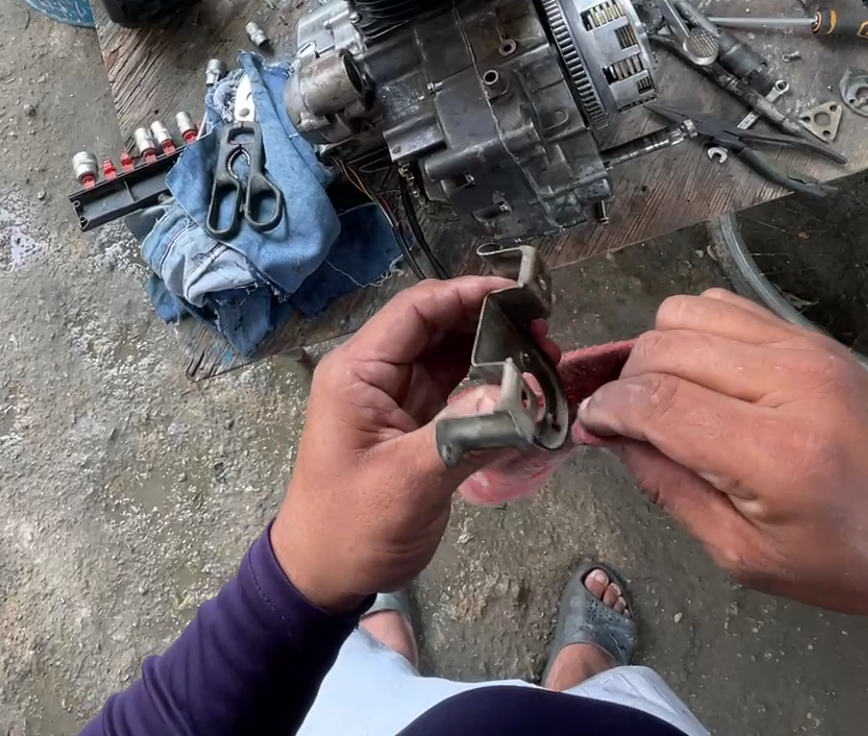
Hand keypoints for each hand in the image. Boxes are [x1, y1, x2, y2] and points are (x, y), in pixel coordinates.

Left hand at [272, 277, 553, 611]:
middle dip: (490, 322)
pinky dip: (488, 385)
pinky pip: (454, 388)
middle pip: (436, 326)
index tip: (519, 296)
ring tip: (544, 356)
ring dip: (494, 351)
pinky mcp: (413, 420)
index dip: (467, 293)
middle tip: (545, 333)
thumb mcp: (408, 480)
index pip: (415, 310)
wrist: (322, 573)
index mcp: (359, 370)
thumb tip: (523, 390)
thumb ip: (465, 431)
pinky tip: (525, 388)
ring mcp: (395, 395)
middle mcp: (376, 372)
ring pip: (449, 354)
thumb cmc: (352, 525)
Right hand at [576, 289, 867, 630]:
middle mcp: (789, 383)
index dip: (605, 408)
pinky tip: (701, 368)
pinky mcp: (811, 336)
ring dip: (655, 351)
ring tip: (665, 393)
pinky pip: (720, 304)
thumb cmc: (858, 565)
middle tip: (625, 420)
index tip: (589, 423)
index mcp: (777, 454)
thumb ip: (667, 488)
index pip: (654, 401)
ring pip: (681, 314)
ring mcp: (804, 349)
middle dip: (623, 383)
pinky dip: (691, 330)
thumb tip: (611, 436)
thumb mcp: (747, 556)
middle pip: (659, 350)